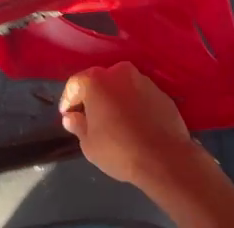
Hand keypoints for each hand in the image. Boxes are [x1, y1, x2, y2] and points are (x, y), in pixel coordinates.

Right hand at [59, 62, 199, 187]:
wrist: (166, 160)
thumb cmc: (120, 150)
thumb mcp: (89, 145)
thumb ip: (77, 126)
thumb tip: (71, 117)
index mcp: (96, 80)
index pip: (75, 84)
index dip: (68, 101)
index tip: (67, 115)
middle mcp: (119, 72)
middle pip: (99, 82)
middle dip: (93, 98)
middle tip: (90, 118)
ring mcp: (143, 81)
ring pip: (121, 87)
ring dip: (115, 100)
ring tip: (115, 122)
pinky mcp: (162, 94)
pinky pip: (140, 97)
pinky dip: (134, 106)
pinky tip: (135, 124)